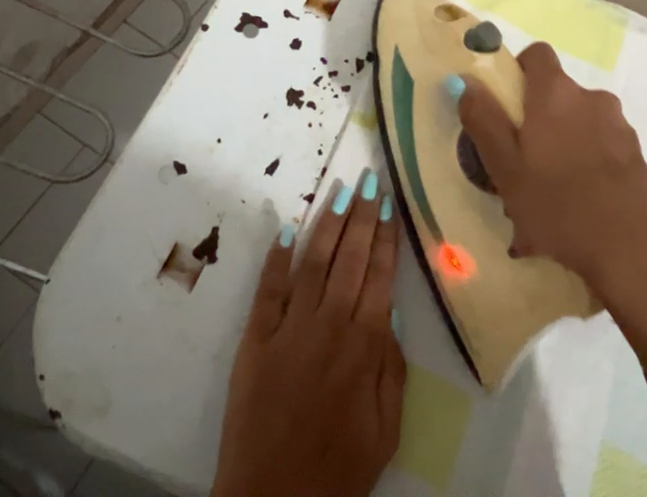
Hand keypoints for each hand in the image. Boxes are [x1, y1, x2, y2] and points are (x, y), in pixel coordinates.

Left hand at [213, 171, 405, 496]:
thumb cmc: (338, 469)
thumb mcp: (386, 428)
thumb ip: (392, 368)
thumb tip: (389, 310)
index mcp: (365, 347)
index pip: (379, 276)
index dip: (385, 237)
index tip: (388, 203)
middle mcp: (329, 327)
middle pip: (348, 258)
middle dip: (360, 215)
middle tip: (368, 179)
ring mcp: (289, 330)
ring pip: (312, 263)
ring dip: (327, 224)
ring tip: (338, 191)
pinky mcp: (255, 340)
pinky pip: (269, 289)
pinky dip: (278, 257)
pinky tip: (288, 229)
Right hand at [456, 43, 646, 301]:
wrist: (633, 252)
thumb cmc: (558, 205)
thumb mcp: (505, 167)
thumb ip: (483, 119)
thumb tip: (467, 80)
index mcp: (557, 93)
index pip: (537, 54)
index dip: (517, 72)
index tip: (504, 107)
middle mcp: (592, 98)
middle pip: (556, 95)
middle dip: (536, 122)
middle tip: (517, 167)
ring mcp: (620, 127)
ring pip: (578, 126)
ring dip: (559, 149)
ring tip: (544, 200)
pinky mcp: (636, 157)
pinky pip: (599, 151)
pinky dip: (583, 170)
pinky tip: (572, 213)